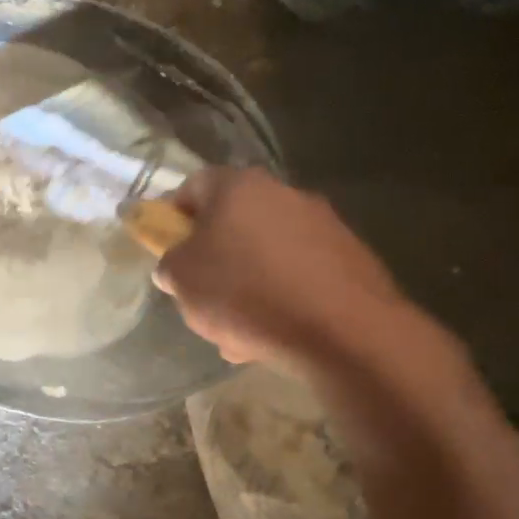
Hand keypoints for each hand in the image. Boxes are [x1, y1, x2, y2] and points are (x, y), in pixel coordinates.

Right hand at [155, 166, 406, 366]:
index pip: (192, 186)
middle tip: (200, 294)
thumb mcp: (181, 278)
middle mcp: (284, 194)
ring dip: (248, 282)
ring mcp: (324, 225)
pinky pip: (300, 274)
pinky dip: (283, 297)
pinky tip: (274, 333)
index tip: (167, 250)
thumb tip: (178, 263)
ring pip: (266, 252)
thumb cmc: (244, 293)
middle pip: (233, 220)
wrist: (343, 332)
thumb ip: (170, 262)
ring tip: (238, 328)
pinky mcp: (352, 258)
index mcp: (238, 187)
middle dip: (215, 256)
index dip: (173, 216)